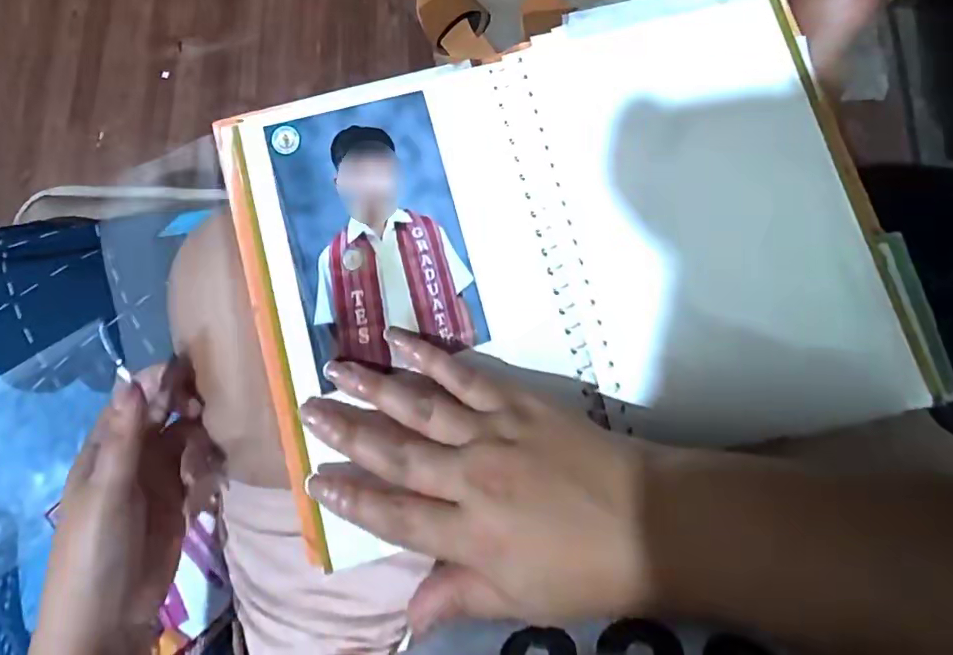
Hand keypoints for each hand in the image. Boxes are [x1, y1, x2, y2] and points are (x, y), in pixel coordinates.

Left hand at [31, 360, 211, 654]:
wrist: (106, 624)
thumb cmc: (95, 552)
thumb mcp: (107, 492)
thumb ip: (124, 438)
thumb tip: (131, 380)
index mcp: (105, 450)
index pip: (132, 399)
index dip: (157, 381)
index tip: (186, 372)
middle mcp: (132, 456)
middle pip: (162, 412)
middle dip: (184, 401)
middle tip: (204, 405)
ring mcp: (157, 477)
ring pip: (185, 435)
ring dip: (199, 433)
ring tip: (209, 445)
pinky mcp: (179, 500)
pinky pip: (198, 465)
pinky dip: (208, 462)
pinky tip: (212, 474)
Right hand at [302, 330, 649, 636]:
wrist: (644, 518)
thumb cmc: (581, 569)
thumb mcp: (518, 599)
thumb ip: (459, 594)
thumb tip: (408, 612)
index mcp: (468, 534)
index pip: (393, 514)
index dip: (350, 497)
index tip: (313, 477)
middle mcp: (469, 478)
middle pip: (395, 451)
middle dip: (346, 431)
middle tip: (308, 408)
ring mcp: (491, 433)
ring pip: (420, 406)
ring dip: (376, 386)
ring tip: (338, 366)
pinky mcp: (515, 401)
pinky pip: (465, 375)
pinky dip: (431, 356)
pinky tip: (402, 339)